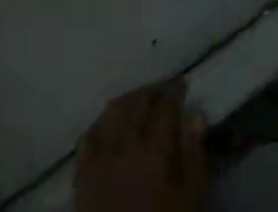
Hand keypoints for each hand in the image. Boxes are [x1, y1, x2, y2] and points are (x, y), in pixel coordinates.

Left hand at [74, 80, 207, 211]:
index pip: (165, 107)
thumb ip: (194, 153)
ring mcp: (99, 162)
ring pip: (110, 116)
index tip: (183, 83)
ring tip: (139, 99)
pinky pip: (87, 140)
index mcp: (155, 151)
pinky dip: (100, 124)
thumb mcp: (191, 196)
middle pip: (136, 105)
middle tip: (164, 87)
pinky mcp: (81, 179)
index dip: (174, 91)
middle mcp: (124, 148)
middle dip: (151, 90)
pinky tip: (107, 125)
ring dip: (126, 100)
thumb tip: (196, 114)